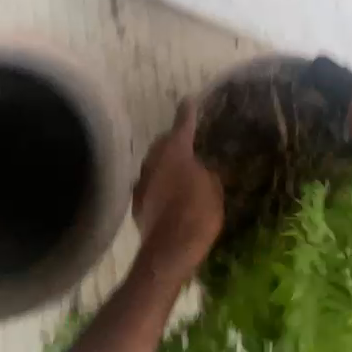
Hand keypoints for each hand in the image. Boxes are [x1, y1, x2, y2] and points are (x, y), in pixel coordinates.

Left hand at [132, 98, 223, 284]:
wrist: (169, 251)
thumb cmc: (198, 214)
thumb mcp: (214, 189)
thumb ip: (206, 173)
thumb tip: (200, 170)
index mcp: (176, 151)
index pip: (183, 124)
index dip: (187, 112)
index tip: (188, 100)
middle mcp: (154, 160)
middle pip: (163, 143)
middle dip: (174, 142)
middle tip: (188, 146)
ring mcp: (142, 181)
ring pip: (154, 164)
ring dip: (165, 165)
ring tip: (179, 173)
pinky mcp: (137, 202)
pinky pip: (150, 185)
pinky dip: (159, 185)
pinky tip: (169, 196)